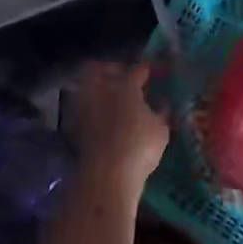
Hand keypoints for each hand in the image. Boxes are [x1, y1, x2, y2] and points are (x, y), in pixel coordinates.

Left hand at [73, 61, 168, 195]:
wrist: (108, 174)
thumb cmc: (140, 145)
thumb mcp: (161, 129)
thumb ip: (162, 113)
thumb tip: (163, 104)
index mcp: (126, 85)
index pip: (138, 70)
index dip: (147, 69)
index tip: (154, 69)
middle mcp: (103, 90)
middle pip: (100, 69)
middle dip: (111, 69)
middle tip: (123, 77)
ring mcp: (87, 108)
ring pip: (88, 87)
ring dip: (98, 88)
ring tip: (112, 97)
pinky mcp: (79, 127)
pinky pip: (85, 108)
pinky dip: (93, 108)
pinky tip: (105, 118)